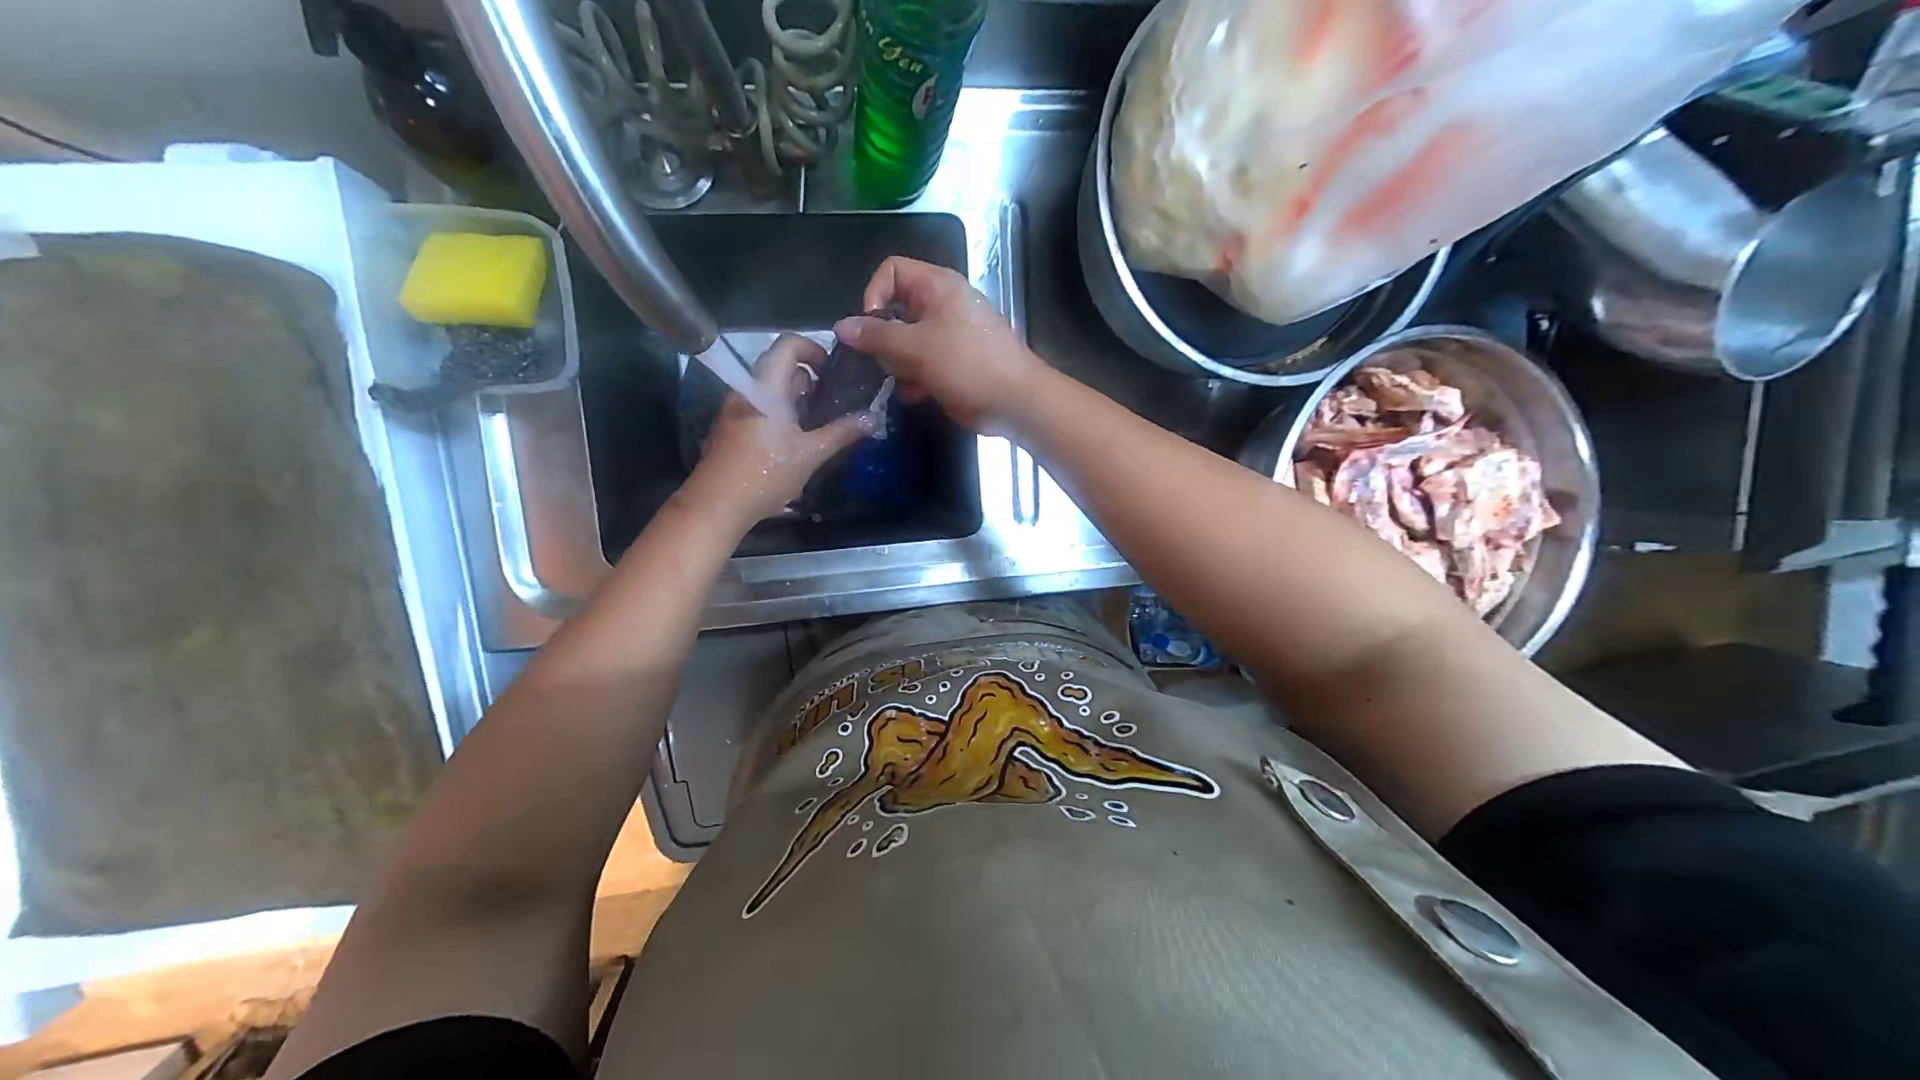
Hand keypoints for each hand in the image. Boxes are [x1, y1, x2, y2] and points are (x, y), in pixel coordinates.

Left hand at [683, 334, 874, 526]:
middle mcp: (748, 390)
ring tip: (816, 424)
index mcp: (767, 387)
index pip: (788, 344)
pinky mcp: (731, 427)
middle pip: (779, 365)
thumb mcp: (810, 455)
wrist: (716, 504)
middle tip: (831, 401)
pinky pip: (759, 406)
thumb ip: (842, 433)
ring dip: (795, 398)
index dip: (813, 349)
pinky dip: (780, 412)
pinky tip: (793, 441)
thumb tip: (872, 418)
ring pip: (769, 388)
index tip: (832, 371)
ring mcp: (736, 409)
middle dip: (808, 378)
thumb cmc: (765, 474)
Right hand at [832, 256, 1047, 431]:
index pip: (891, 270)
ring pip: (903, 343)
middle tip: (889, 362)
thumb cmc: (968, 364)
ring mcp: (946, 335)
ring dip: (899, 365)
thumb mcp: (917, 347)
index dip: (874, 295)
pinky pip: (919, 365)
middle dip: (886, 341)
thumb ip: (876, 336)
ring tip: (908, 381)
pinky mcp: (950, 363)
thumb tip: (840, 327)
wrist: (1013, 401)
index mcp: (937, 286)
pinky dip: (915, 379)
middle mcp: (940, 305)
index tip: (871, 327)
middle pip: (894, 312)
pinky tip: (918, 394)